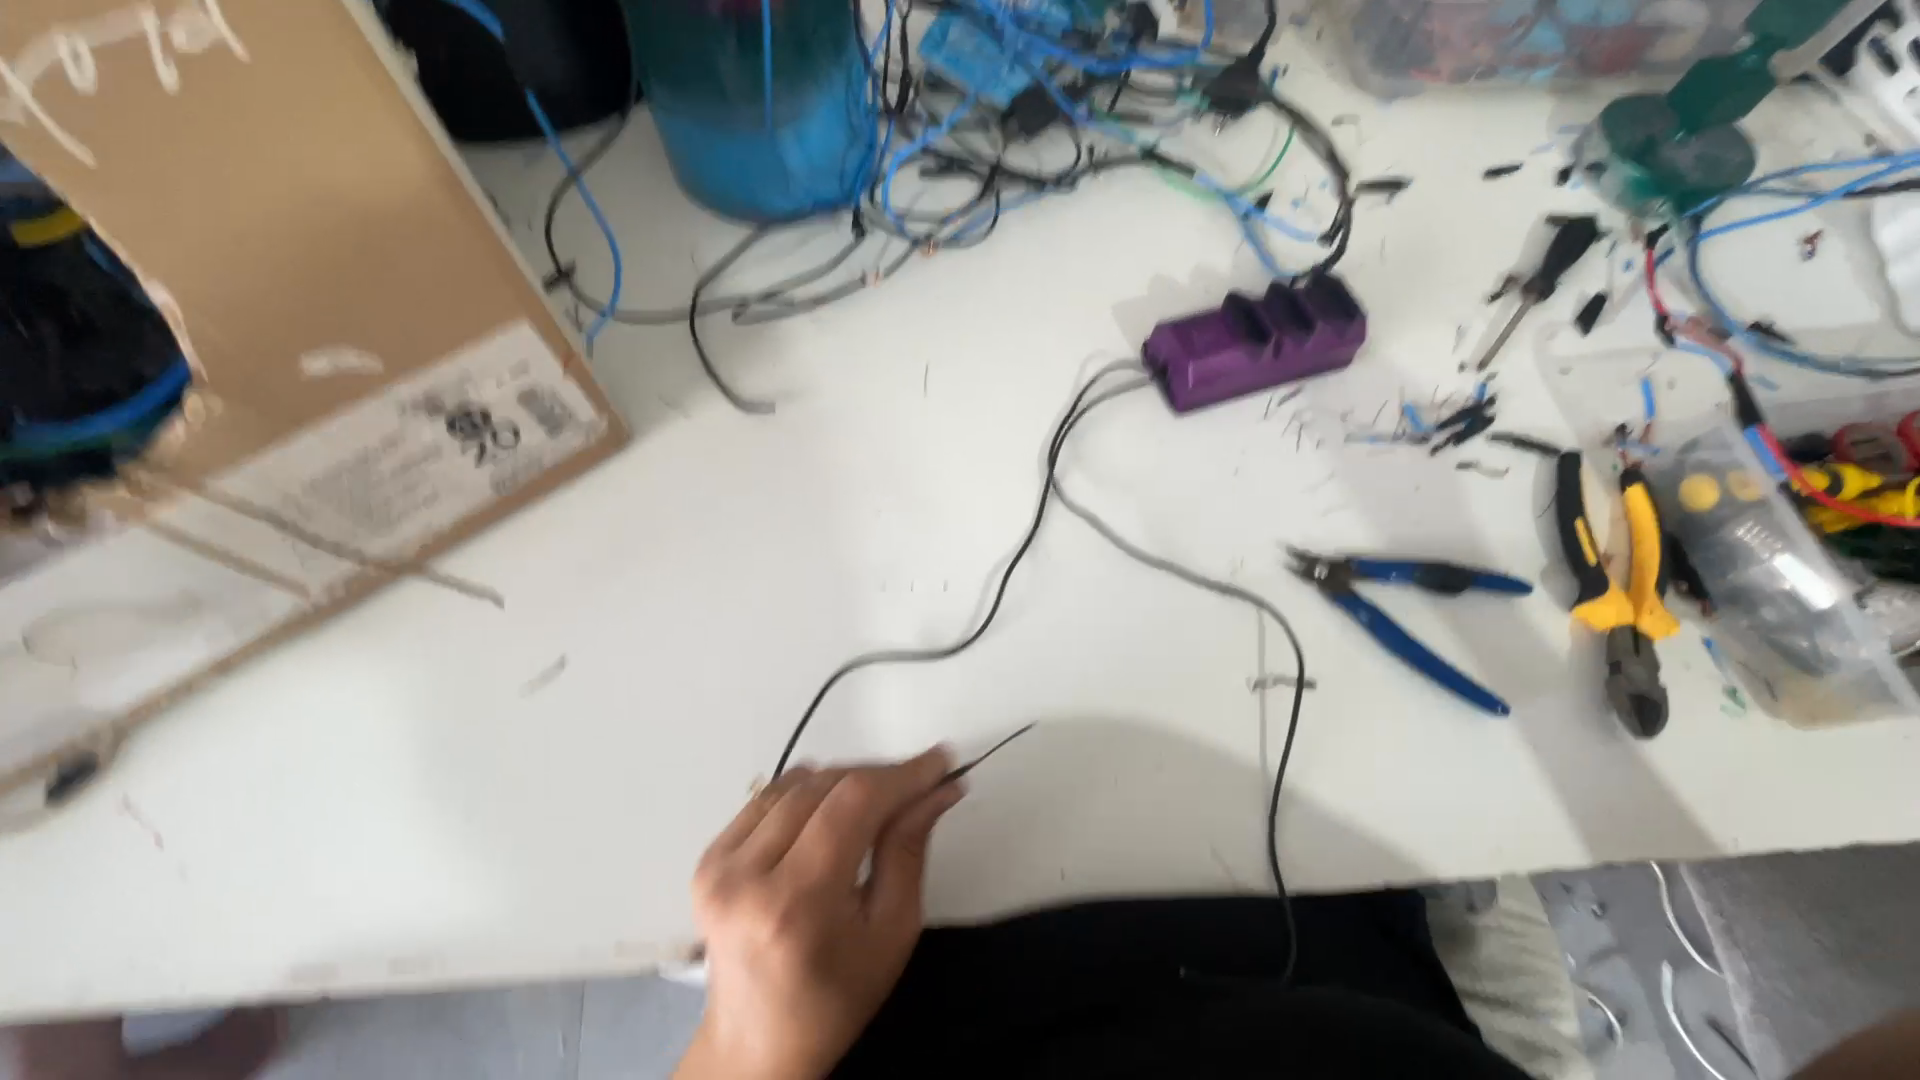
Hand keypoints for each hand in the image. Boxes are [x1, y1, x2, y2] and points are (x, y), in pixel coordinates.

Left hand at [675, 747, 964, 1079]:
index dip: (901, 774)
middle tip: (917, 783)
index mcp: (796, 903)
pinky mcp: (707, 859)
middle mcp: (747, 875)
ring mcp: (718, 865)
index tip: (940, 761)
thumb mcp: (891, 931)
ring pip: (794, 784)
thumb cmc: (835, 997)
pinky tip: (830, 807)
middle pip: (824, 786)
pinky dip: (805, 792)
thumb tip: (938, 789)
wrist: (756, 1041)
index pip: (854, 803)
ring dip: (843, 780)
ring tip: (879, 797)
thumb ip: (909, 850)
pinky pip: (766, 799)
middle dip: (878, 776)